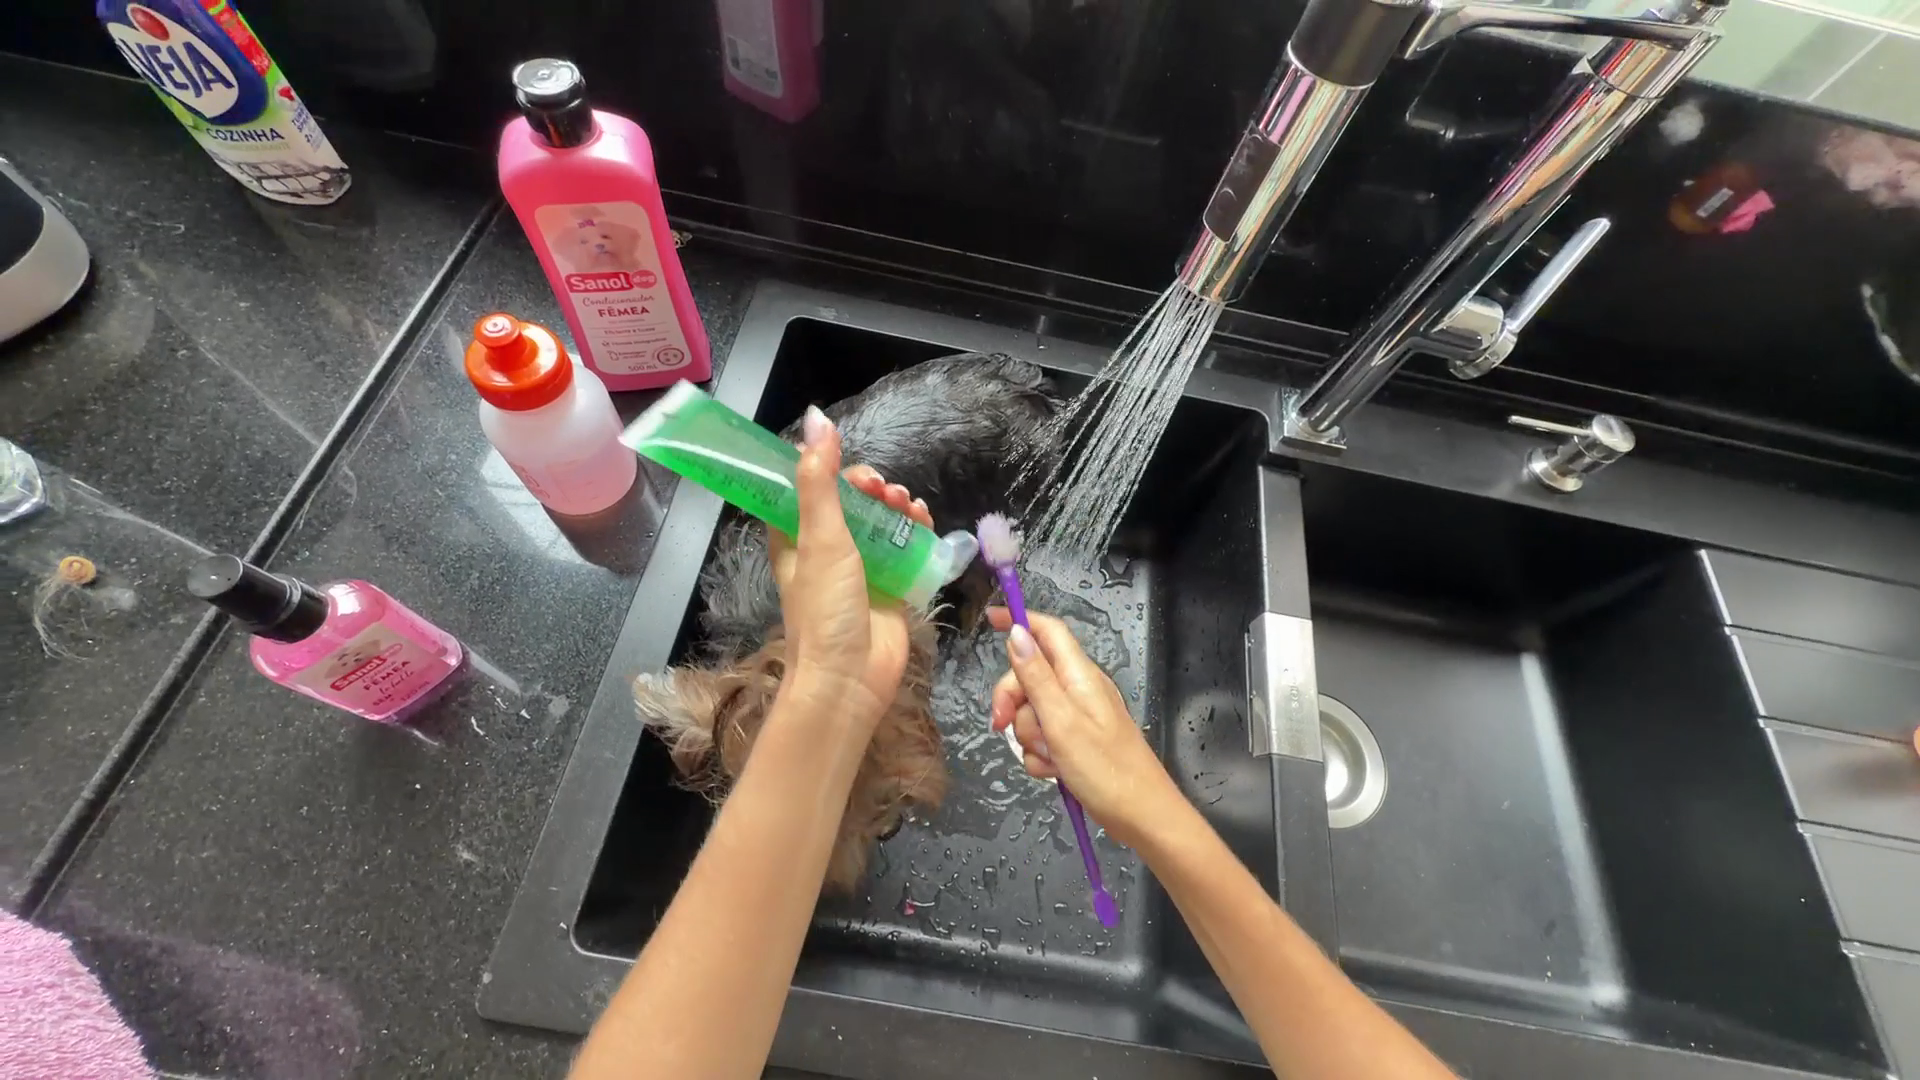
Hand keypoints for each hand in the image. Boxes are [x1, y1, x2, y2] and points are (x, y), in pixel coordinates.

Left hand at [769, 406, 933, 733]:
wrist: (852, 678)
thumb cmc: (827, 608)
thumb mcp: (819, 538)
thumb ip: (818, 480)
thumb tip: (815, 418)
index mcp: (795, 539)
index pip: (808, 489)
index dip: (829, 471)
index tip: (850, 469)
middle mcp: (827, 550)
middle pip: (851, 502)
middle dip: (871, 488)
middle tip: (884, 491)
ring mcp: (861, 569)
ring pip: (881, 522)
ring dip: (896, 506)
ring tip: (908, 506)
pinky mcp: (891, 585)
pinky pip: (905, 547)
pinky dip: (915, 530)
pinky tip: (923, 521)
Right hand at [988, 609, 1181, 846]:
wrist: (1142, 818)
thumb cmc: (1105, 769)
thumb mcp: (1062, 721)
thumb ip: (1037, 677)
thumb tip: (1017, 632)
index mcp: (1079, 675)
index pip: (1047, 631)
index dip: (1020, 620)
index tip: (989, 619)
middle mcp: (1078, 689)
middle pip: (1029, 676)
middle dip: (1012, 700)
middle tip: (1001, 725)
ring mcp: (1077, 717)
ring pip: (1032, 712)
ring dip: (1029, 736)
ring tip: (1049, 758)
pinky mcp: (1076, 742)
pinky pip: (1043, 739)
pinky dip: (1041, 755)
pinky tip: (1053, 772)